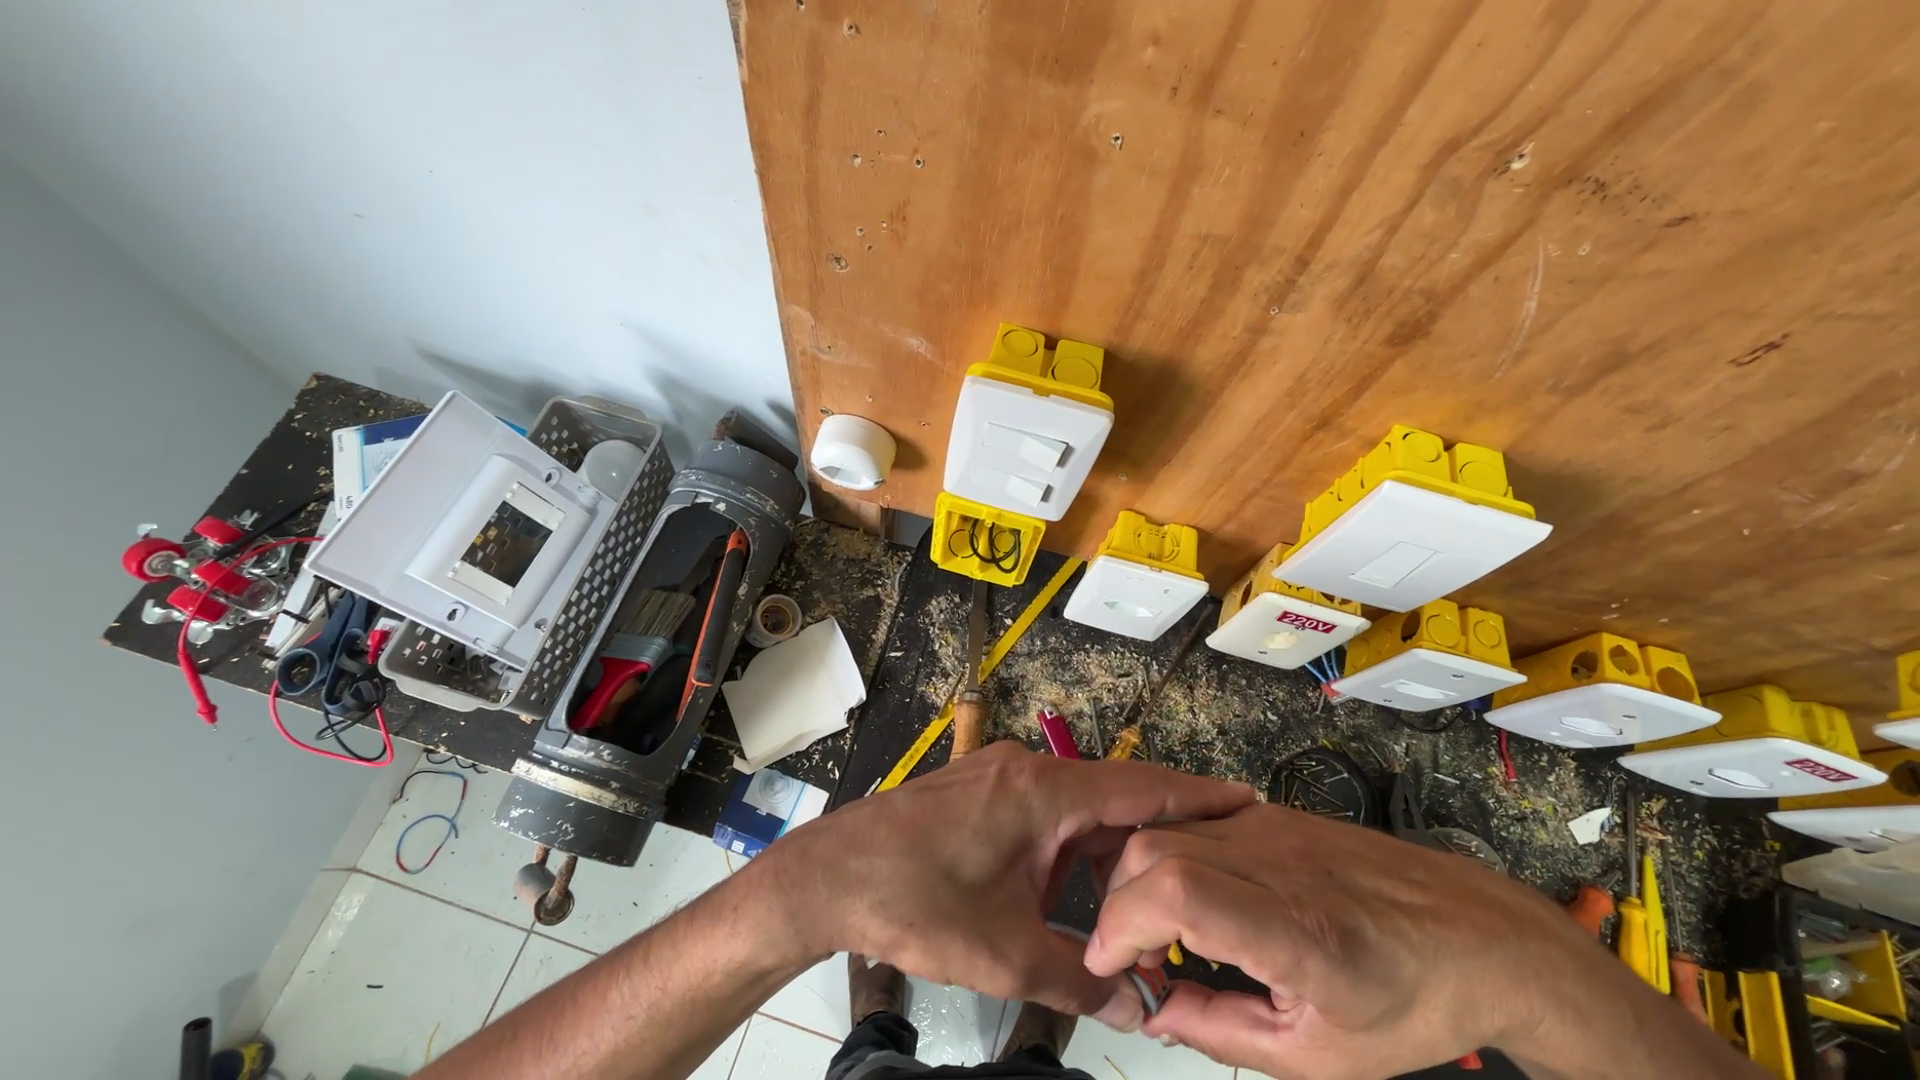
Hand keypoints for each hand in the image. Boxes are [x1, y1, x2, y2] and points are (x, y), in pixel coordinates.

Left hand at [756, 741, 1256, 1030]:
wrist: (826, 876)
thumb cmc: (914, 904)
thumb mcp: (1004, 954)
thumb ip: (1080, 981)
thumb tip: (1140, 1012)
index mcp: (1043, 791)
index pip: (1142, 787)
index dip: (1199, 798)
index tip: (1251, 803)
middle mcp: (1026, 769)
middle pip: (1111, 798)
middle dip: (1156, 840)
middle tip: (1208, 872)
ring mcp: (998, 775)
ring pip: (1075, 808)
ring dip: (1106, 851)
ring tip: (1149, 892)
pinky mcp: (977, 791)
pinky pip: (1041, 811)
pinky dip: (1067, 848)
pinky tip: (1078, 888)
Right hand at [1083, 803, 1600, 1079]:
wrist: (1486, 936)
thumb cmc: (1413, 1009)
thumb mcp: (1318, 1055)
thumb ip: (1219, 1031)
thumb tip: (1150, 1011)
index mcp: (1298, 931)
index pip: (1179, 892)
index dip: (1123, 923)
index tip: (1111, 967)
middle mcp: (1278, 861)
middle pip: (1155, 851)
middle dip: (1117, 906)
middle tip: (1131, 959)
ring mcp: (1276, 825)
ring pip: (1168, 829)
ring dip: (1137, 879)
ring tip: (1155, 933)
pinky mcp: (1277, 812)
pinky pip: (1197, 822)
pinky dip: (1168, 856)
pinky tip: (1186, 898)